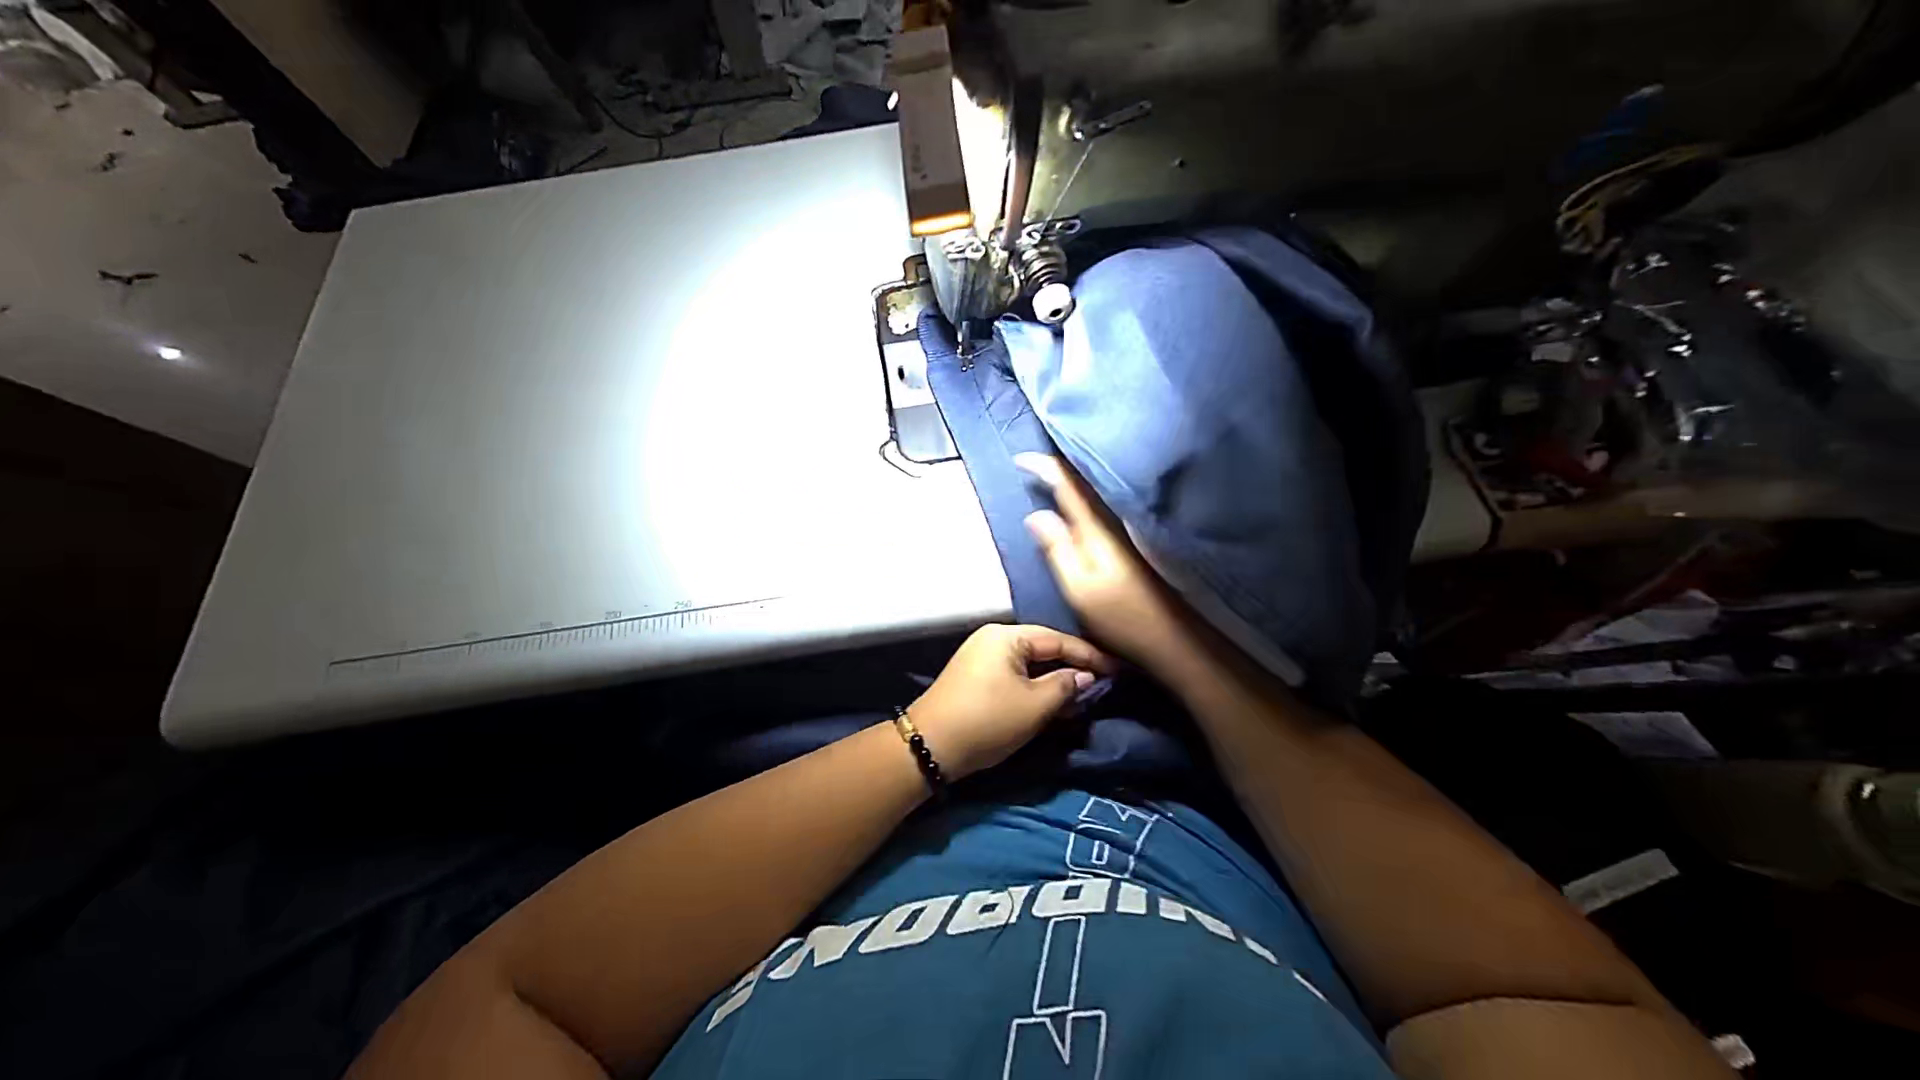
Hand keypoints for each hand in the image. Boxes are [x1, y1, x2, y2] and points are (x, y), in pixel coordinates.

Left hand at [907, 624, 1113, 779]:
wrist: (929, 746)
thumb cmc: (987, 720)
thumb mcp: (1035, 705)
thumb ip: (1066, 686)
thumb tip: (1085, 677)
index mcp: (1006, 636)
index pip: (1058, 640)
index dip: (1090, 656)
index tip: (1117, 671)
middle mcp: (992, 639)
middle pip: (1043, 649)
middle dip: (1072, 669)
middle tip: (1101, 686)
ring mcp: (980, 658)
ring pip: (1029, 665)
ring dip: (1053, 681)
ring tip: (1080, 699)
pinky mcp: (974, 679)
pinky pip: (1014, 676)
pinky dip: (1034, 688)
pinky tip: (1051, 704)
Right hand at [1015, 453, 1205, 678]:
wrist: (1175, 639)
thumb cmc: (1123, 618)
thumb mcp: (1080, 589)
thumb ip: (1057, 549)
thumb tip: (1035, 514)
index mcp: (1098, 528)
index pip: (1069, 484)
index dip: (1044, 466)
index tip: (1019, 458)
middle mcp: (1116, 519)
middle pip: (1085, 480)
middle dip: (1059, 463)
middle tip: (1032, 458)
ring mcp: (1128, 528)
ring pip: (1096, 490)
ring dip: (1074, 476)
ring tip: (1049, 470)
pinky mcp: (1135, 540)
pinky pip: (1104, 503)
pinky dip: (1087, 493)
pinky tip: (1077, 498)